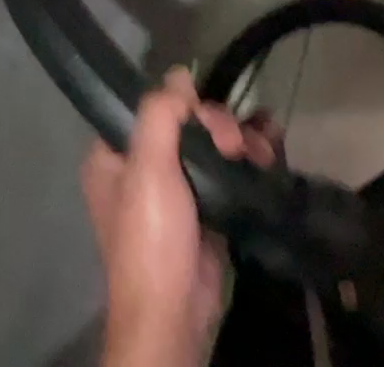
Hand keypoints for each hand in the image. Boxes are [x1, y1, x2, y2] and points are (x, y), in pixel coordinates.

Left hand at [81, 67, 276, 366]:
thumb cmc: (153, 238)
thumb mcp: (148, 170)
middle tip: (235, 145)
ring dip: (241, 139)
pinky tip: (269, 154)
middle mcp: (140, 167)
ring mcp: (174, 187)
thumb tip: (179, 73)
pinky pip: (227, 166)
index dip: (184, 105)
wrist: (175, 311)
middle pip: (188, 122)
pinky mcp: (204, 205)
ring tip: (261, 153)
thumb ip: (160, 115)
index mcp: (114, 157)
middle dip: (220, 126)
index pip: (153, 106)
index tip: (206, 120)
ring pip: (211, 142)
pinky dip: (248, 156)